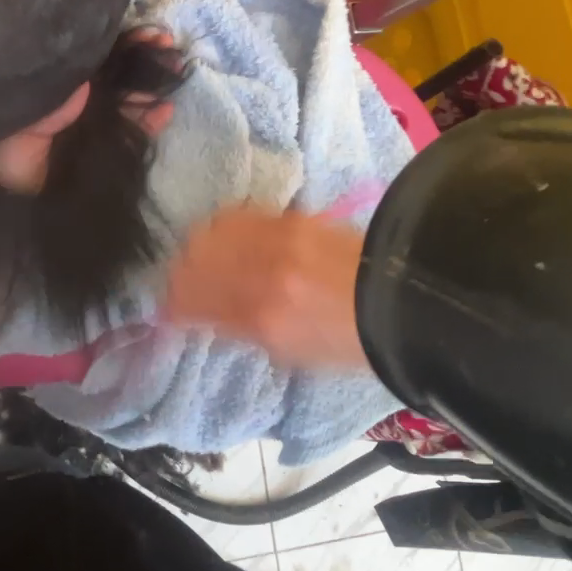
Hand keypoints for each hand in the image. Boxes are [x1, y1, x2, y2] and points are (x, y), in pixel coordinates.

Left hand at [0, 32, 177, 193]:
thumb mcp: (23, 115)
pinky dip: (152, 122)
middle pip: (120, 72)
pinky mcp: (107, 150)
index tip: (145, 31)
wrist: (2, 190)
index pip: (97, 55)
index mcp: (62, 83)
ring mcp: (96, 123)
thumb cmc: (3, 145)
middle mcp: (82, 99)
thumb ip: (54, 102)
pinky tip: (165, 110)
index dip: (122, 41)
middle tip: (166, 41)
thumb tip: (87, 84)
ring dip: (154, 83)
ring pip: (132, 98)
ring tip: (174, 69)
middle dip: (145, 56)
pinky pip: (135, 133)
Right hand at [162, 207, 370, 369]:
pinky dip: (220, 228)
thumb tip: (210, 319)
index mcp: (261, 319)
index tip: (169, 311)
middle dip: (178, 276)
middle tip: (180, 284)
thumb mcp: (292, 353)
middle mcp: (260, 277)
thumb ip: (245, 332)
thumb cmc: (349, 339)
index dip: (174, 308)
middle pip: (192, 265)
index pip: (195, 306)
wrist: (402, 299)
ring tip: (198, 258)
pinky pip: (235, 217)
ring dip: (195, 249)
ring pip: (207, 236)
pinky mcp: (288, 219)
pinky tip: (223, 236)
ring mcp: (273, 243)